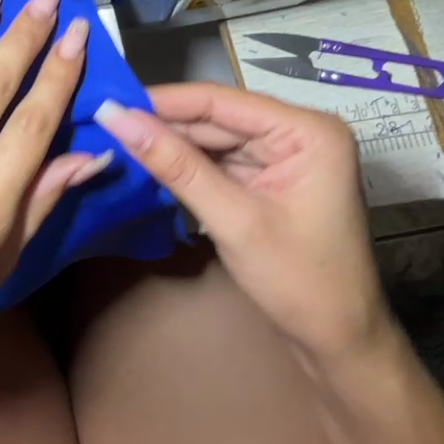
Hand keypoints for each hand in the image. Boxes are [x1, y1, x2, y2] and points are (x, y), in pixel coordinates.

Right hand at [92, 83, 393, 365]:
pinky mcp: (266, 175)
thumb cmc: (301, 281)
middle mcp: (296, 131)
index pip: (220, 100)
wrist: (341, 343)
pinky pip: (214, 158)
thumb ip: (173, 164)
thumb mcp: (233, 219)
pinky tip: (146, 163)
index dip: (161, 101)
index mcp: (306, 131)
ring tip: (113, 140)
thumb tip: (113, 116)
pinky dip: (182, 164)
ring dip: (167, 144)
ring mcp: (282, 154)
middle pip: (213, 117)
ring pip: (209, 137)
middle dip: (161, 124)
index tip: (107, 103)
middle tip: (102, 126)